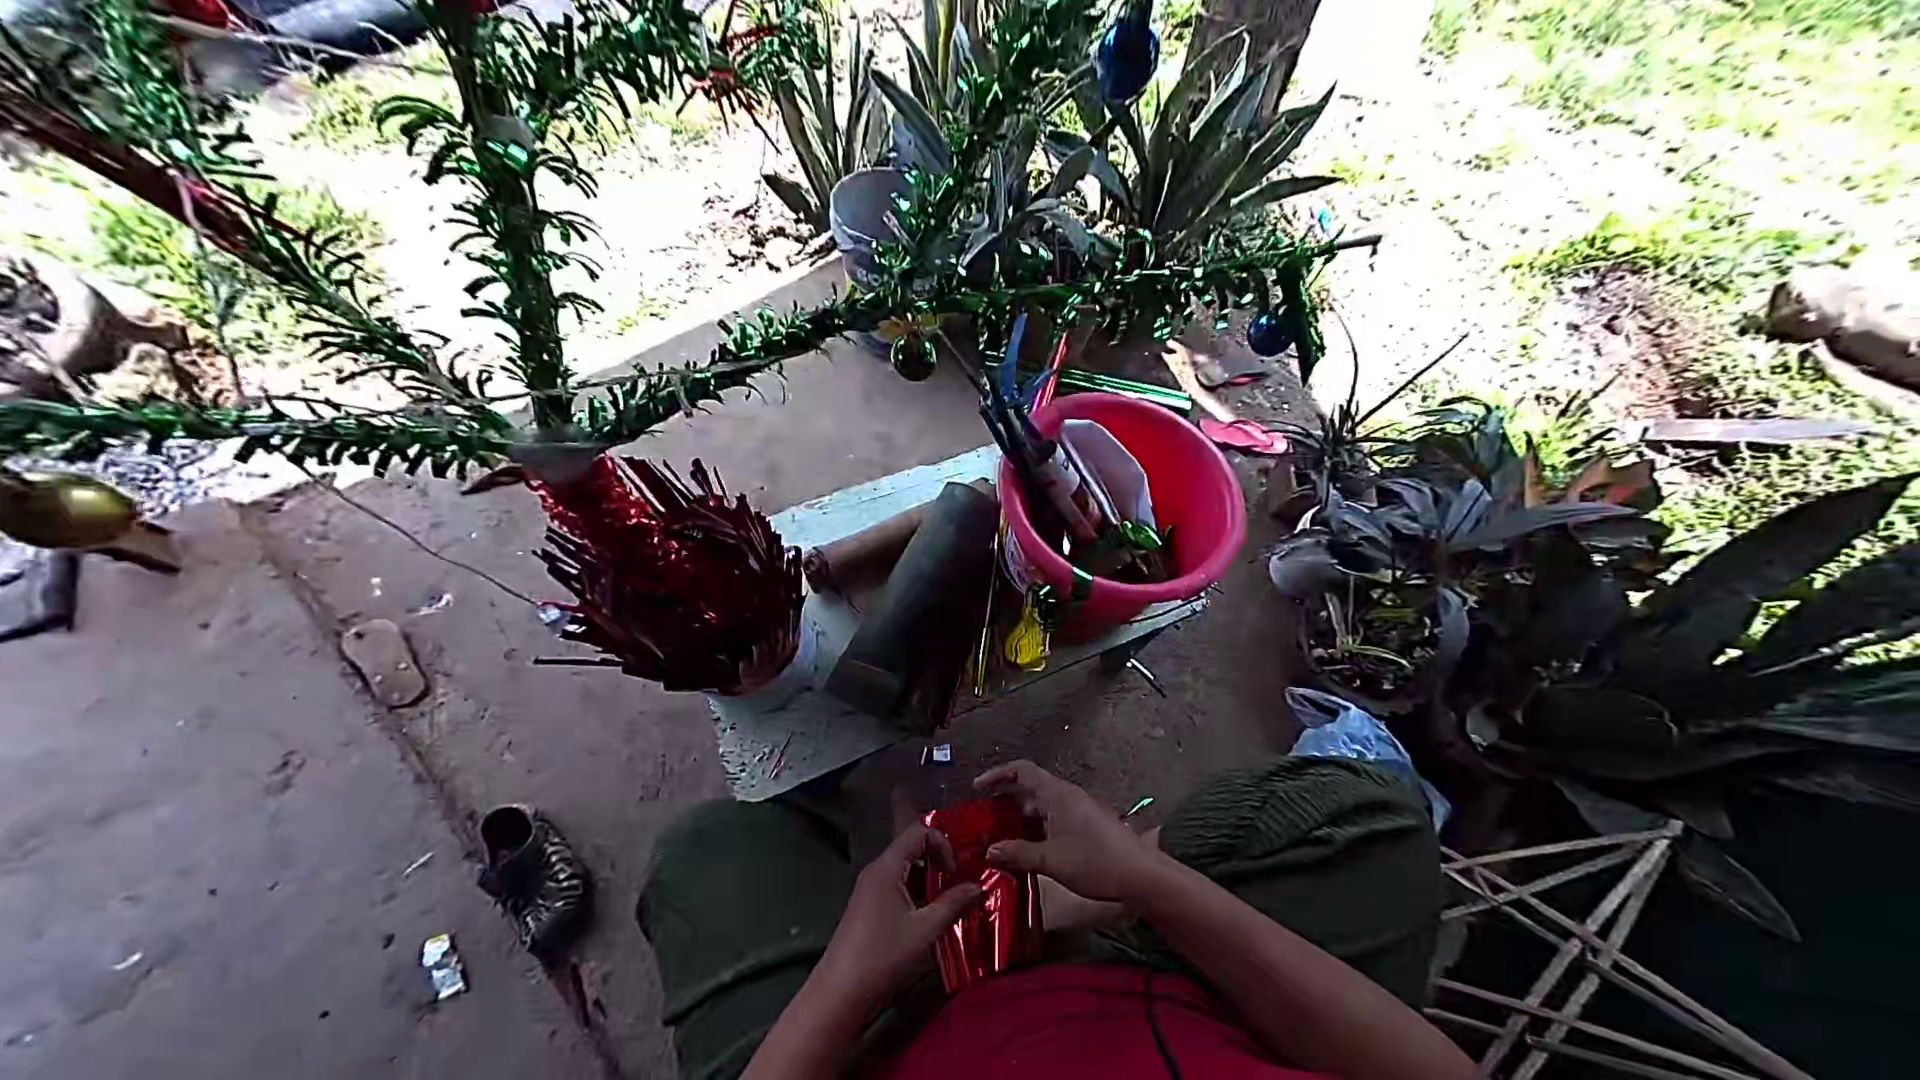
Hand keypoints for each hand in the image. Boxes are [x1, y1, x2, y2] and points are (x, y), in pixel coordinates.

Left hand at [811, 822, 983, 1013]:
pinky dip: (916, 890)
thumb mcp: (925, 930)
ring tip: (950, 895)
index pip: (918, 832)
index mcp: (887, 866)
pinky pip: (897, 884)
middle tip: (959, 877)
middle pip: (911, 846)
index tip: (955, 869)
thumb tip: (978, 886)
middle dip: (937, 857)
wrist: (840, 993)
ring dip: (928, 876)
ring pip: (905, 867)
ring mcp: (870, 888)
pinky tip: (930, 912)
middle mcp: (876, 870)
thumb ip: (953, 904)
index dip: (942, 843)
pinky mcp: (868, 906)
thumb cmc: (883, 955)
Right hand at [975, 760, 1172, 903]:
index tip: (978, 787)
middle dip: (1006, 801)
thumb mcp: (1051, 860)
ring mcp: (1079, 811)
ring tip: (1002, 837)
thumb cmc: (1096, 862)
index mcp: (1057, 794)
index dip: (998, 774)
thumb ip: (1018, 853)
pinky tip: (1030, 849)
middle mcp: (1067, 797)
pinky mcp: (1087, 826)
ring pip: (1043, 807)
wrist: (1142, 877)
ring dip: (1021, 818)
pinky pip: (1054, 819)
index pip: (1022, 770)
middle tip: (985, 818)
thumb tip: (990, 851)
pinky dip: (1037, 829)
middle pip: (1030, 789)